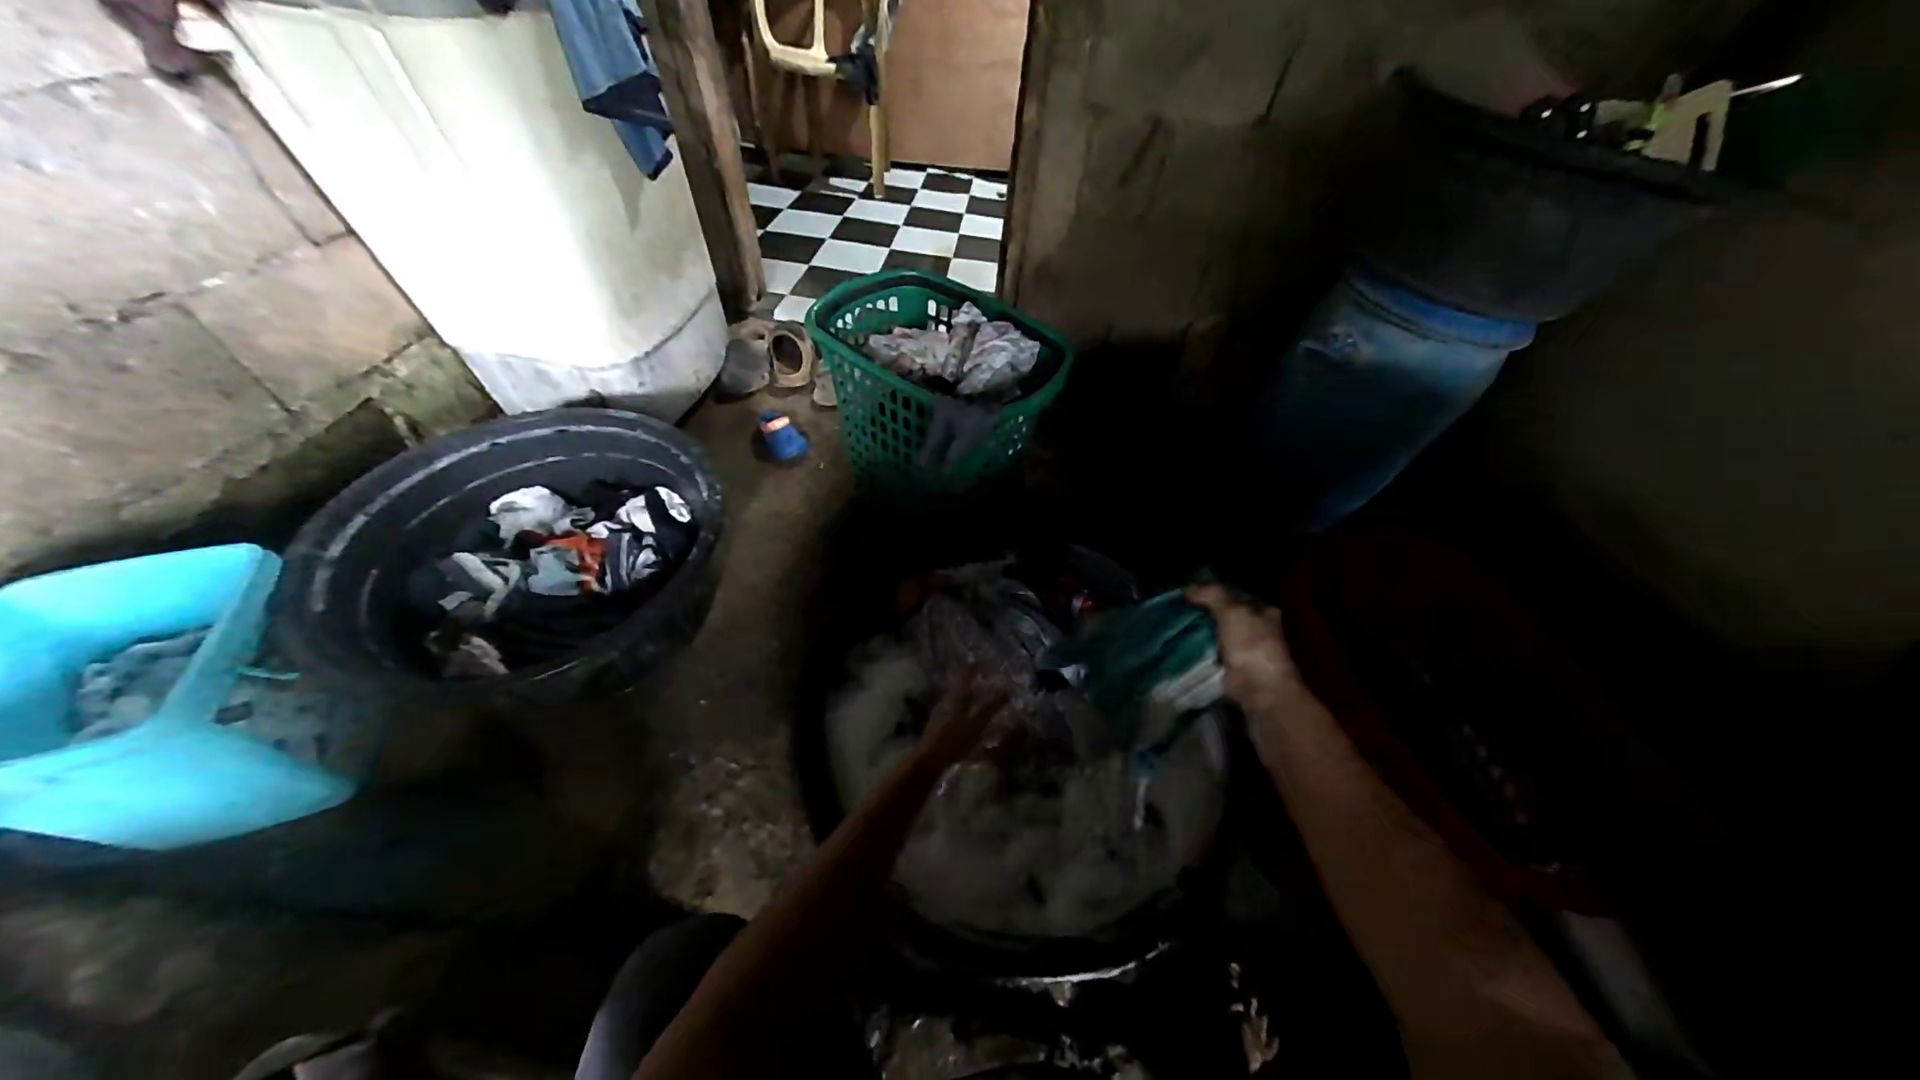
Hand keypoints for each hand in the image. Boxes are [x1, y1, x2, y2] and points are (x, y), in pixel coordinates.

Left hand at [913, 667, 1010, 770]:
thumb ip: (992, 706)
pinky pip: (957, 716)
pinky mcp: (941, 729)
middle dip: (974, 684)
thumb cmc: (954, 738)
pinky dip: (968, 715)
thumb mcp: (977, 722)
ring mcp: (942, 715)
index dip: (976, 668)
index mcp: (956, 697)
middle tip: (987, 683)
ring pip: (959, 702)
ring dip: (971, 700)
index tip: (986, 663)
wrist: (929, 760)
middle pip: (961, 688)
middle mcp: (948, 702)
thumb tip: (1008, 689)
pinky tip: (974, 727)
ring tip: (984, 704)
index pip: (966, 675)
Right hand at [1185, 584, 1301, 704]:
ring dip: (1197, 629)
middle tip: (1176, 607)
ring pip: (1215, 631)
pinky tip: (1178, 642)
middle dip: (1202, 611)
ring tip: (1172, 623)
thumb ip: (1211, 594)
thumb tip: (1187, 589)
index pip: (1232, 593)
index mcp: (1262, 610)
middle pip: (1223, 613)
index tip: (1186, 592)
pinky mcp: (1230, 664)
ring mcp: (1243, 647)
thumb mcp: (1232, 610)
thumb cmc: (1251, 643)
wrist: (1258, 686)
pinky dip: (1196, 647)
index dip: (1211, 591)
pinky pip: (1209, 649)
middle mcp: (1255, 627)